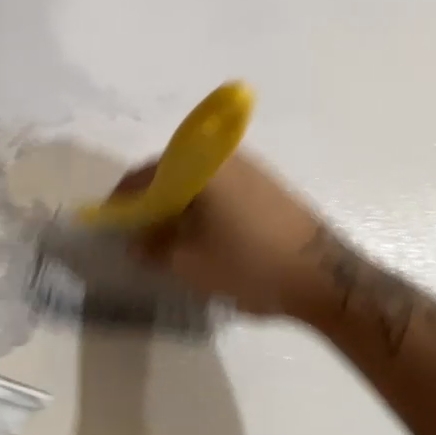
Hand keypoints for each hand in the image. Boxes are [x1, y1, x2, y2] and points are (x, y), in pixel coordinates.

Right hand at [120, 152, 326, 315]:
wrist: (324, 277)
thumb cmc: (249, 265)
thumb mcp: (190, 264)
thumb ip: (154, 248)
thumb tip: (135, 242)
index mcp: (200, 168)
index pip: (146, 174)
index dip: (124, 198)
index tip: (112, 220)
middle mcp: (223, 157)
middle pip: (171, 170)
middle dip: (150, 196)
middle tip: (137, 227)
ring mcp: (249, 168)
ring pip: (197, 177)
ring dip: (177, 199)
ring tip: (168, 231)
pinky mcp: (267, 184)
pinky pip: (219, 185)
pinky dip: (201, 202)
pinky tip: (201, 229)